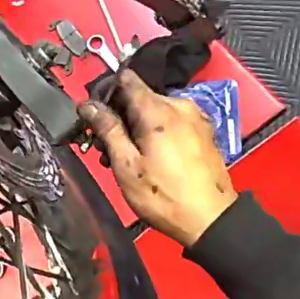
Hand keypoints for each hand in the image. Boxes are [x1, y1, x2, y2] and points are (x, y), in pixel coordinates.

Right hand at [78, 70, 237, 246]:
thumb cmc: (164, 196)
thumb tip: (88, 105)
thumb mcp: (126, 165)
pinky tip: (152, 157)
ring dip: (138, 126)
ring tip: (129, 158)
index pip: (126, 79)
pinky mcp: (204, 131)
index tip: (96, 115)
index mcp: (158, 110)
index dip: (106, 92)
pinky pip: (173, 121)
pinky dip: (157, 131)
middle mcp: (180, 105)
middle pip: (140, 96)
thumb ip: (107, 129)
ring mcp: (195, 117)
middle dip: (120, 116)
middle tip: (107, 147)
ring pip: (156, 109)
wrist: (211, 220)